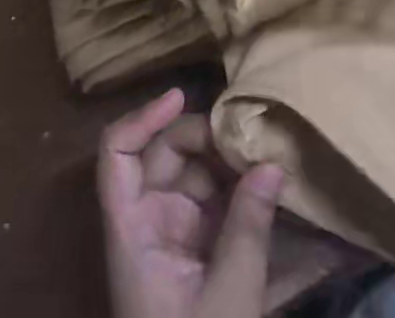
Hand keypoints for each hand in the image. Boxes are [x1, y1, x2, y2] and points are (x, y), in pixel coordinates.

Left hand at [99, 88, 286, 317]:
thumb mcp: (228, 299)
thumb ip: (249, 229)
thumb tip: (272, 164)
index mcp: (132, 228)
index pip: (117, 153)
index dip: (143, 117)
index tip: (182, 96)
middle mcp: (147, 220)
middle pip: (166, 156)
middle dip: (208, 141)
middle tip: (253, 140)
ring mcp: (175, 234)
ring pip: (198, 177)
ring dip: (232, 165)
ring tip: (273, 157)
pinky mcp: (201, 250)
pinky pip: (220, 205)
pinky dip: (244, 194)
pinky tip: (277, 188)